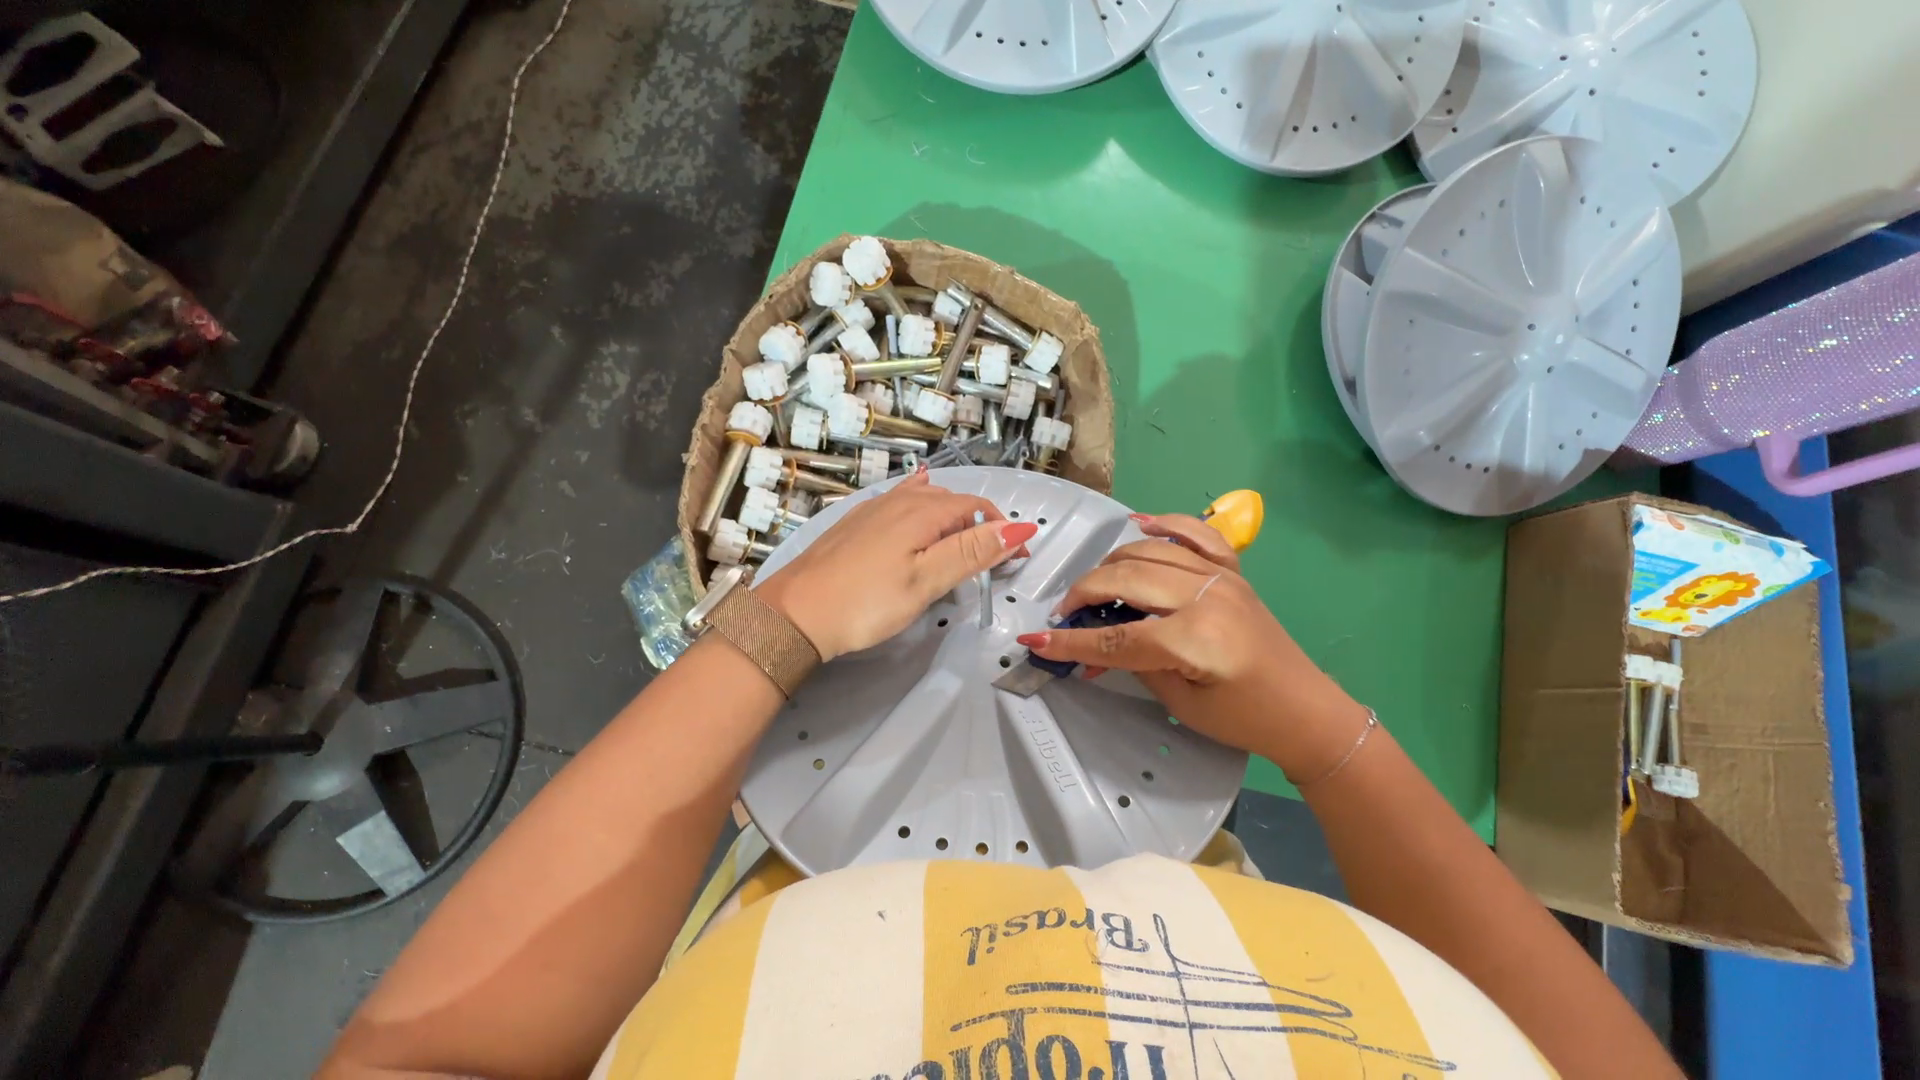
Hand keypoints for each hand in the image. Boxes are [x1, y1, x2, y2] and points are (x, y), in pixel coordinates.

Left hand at [754, 472, 1037, 660]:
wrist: (794, 614)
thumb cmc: (865, 603)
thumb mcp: (926, 581)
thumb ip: (972, 552)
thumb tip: (1018, 528)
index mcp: (921, 512)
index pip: (976, 507)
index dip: (1002, 528)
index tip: (1018, 557)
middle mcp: (897, 501)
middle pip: (950, 501)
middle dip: (978, 523)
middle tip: (991, 558)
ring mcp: (871, 510)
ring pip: (922, 501)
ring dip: (949, 516)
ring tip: (963, 537)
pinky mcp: (853, 524)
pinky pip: (897, 502)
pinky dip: (918, 504)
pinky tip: (913, 498)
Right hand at [1016, 512, 1369, 779]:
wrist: (1305, 710)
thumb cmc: (1243, 719)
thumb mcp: (1181, 703)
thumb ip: (1134, 666)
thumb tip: (1090, 654)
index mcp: (1194, 639)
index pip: (1117, 636)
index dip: (1073, 643)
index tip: (1037, 643)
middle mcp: (1206, 597)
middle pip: (1126, 581)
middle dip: (1084, 594)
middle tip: (1065, 616)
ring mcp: (1222, 578)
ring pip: (1150, 552)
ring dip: (1112, 564)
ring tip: (1092, 588)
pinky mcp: (1233, 572)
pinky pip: (1195, 533)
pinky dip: (1164, 524)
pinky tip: (1138, 524)